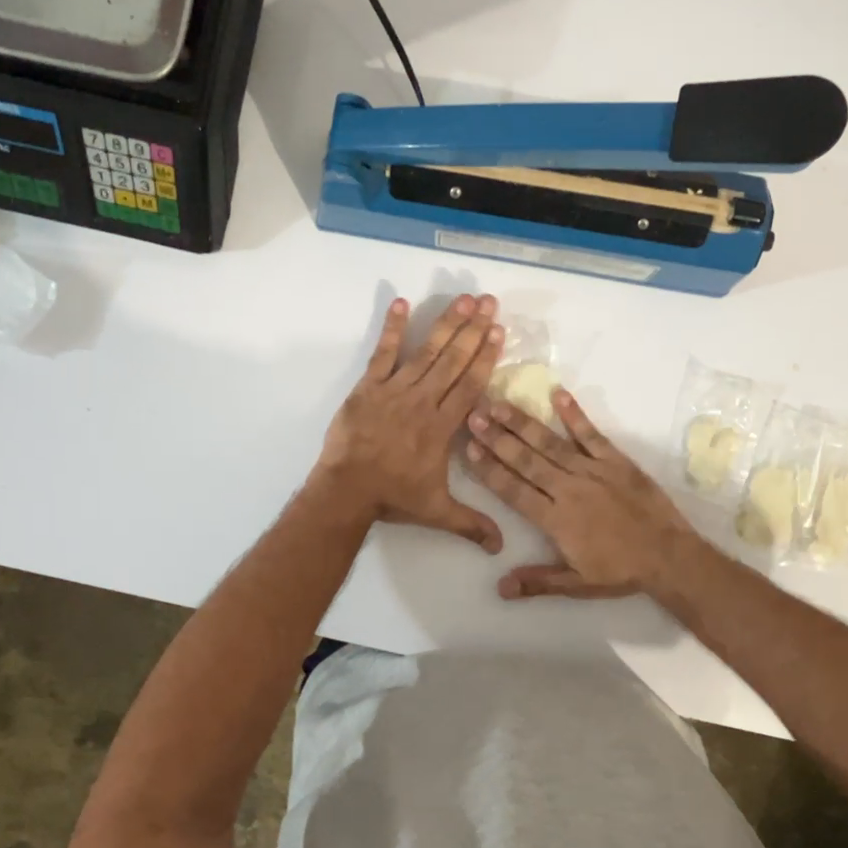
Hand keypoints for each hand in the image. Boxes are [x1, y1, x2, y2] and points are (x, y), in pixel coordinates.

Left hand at [316, 294, 505, 551]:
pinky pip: (382, 353)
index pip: (471, 385)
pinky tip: (401, 303)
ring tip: (462, 298)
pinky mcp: (368, 387)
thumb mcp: (438, 513)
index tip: (499, 331)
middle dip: (473, 329)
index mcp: (443, 426)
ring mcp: (395, 390)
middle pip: (453, 360)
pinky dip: (392, 328)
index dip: (486, 357)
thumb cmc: (393, 498)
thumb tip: (500, 548)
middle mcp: (424, 401)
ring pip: (426, 352)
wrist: (347, 491)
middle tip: (488, 301)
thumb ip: (471, 525)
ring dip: (445, 323)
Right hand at [464, 392, 699, 598]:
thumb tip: (500, 588)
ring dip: (523, 423)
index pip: (513, 490)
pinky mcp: (616, 461)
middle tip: (473, 416)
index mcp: (555, 520)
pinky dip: (574, 414)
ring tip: (498, 404)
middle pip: (525, 460)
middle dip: (496, 438)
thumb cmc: (620, 572)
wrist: (669, 556)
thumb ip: (537, 582)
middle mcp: (568, 489)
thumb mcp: (576, 584)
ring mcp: (592, 471)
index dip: (489, 469)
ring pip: (550, 443)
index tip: (468, 449)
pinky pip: (591, 434)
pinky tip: (558, 394)